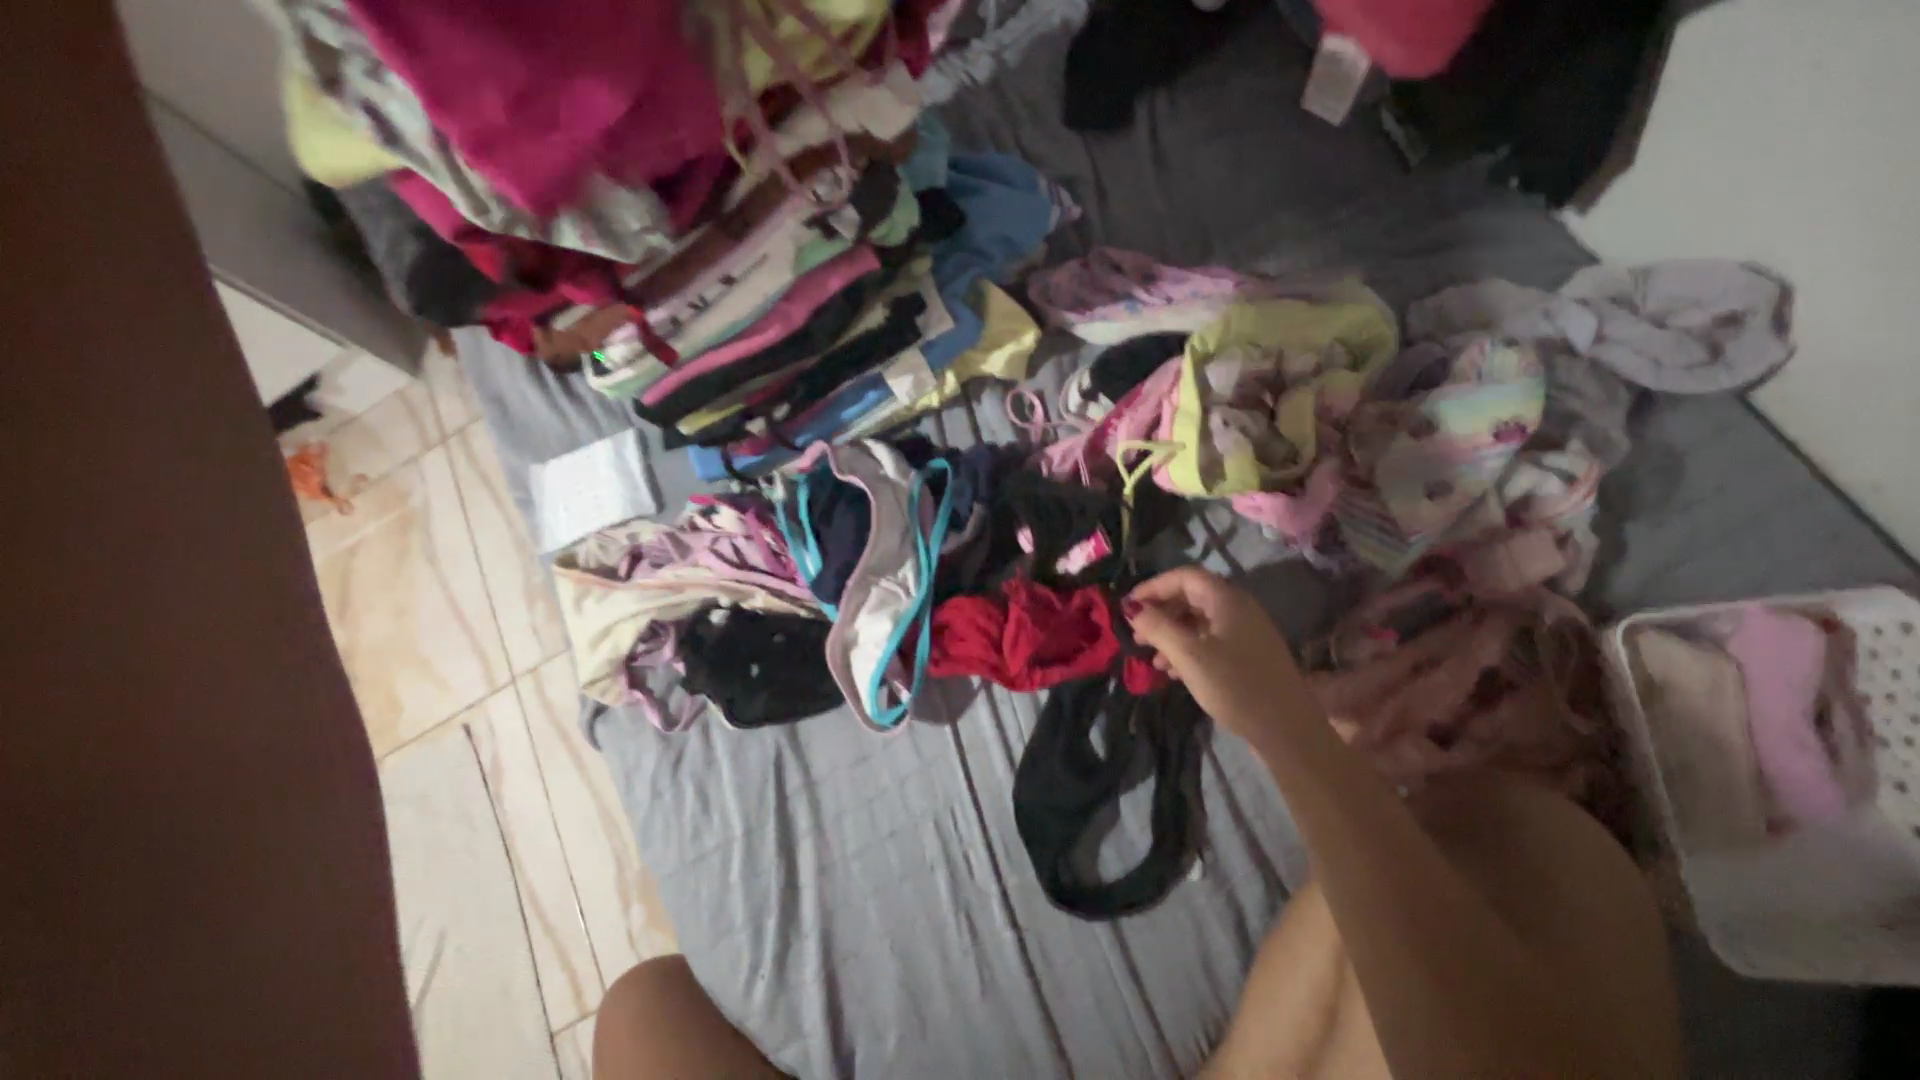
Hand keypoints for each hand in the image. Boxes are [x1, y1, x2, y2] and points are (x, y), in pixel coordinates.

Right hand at [1124, 566, 1315, 744]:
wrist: (1286, 728)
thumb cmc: (1235, 686)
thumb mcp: (1189, 655)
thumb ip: (1158, 627)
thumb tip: (1132, 608)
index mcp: (1227, 599)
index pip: (1185, 576)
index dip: (1154, 586)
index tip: (1128, 607)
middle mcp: (1239, 608)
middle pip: (1192, 597)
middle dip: (1161, 613)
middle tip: (1137, 636)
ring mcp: (1247, 632)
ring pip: (1200, 622)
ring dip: (1173, 635)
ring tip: (1153, 660)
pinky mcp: (1249, 655)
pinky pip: (1212, 640)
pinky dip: (1189, 649)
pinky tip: (1175, 673)